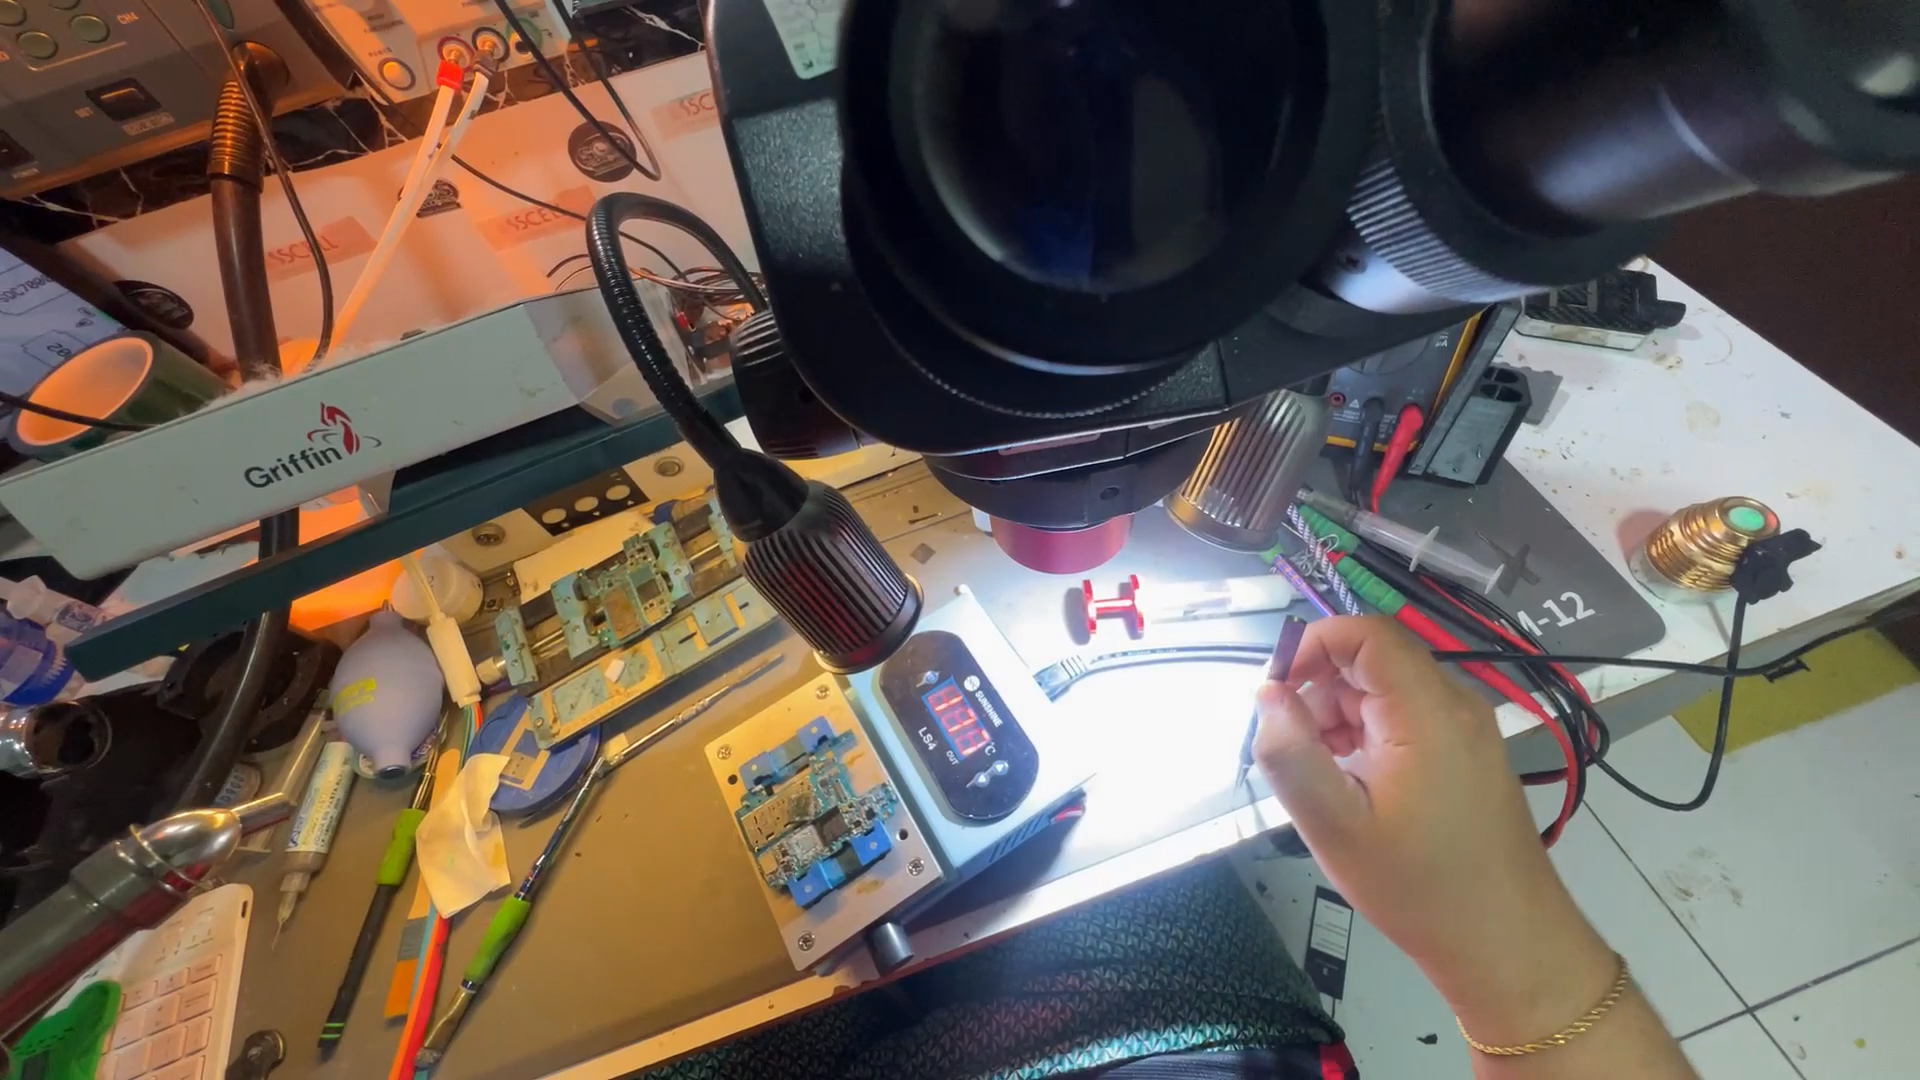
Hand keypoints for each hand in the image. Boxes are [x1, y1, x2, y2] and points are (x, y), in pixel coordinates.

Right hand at [1253, 616, 1615, 1043]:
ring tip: (1325, 777)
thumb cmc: (1419, 887)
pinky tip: (1353, 784)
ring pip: (1379, 689)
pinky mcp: (1462, 751)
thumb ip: (1289, 751)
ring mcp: (1462, 728)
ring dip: (1336, 717)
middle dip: (1317, 691)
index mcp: (1427, 713)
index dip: (1312, 644)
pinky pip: (1398, 716)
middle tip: (1294, 748)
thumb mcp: (1334, 823)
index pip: (1365, 633)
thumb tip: (1267, 692)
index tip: (1275, 690)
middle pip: (1368, 660)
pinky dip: (1362, 735)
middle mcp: (1452, 706)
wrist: (1508, 950)